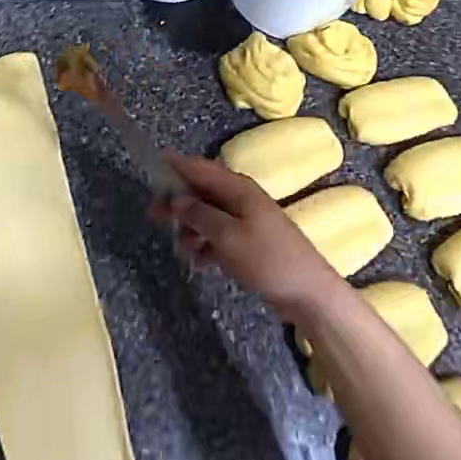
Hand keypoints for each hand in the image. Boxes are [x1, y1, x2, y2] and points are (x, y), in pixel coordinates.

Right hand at [152, 155, 344, 315]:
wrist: (308, 292)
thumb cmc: (267, 259)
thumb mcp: (227, 236)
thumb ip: (199, 214)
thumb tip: (177, 198)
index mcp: (237, 188)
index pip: (201, 168)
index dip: (176, 166)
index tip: (152, 170)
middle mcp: (241, 198)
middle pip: (201, 191)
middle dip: (178, 202)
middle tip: (154, 217)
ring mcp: (246, 220)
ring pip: (207, 215)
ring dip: (190, 228)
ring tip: (182, 250)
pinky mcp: (249, 242)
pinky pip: (219, 235)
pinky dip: (205, 245)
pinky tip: (199, 263)